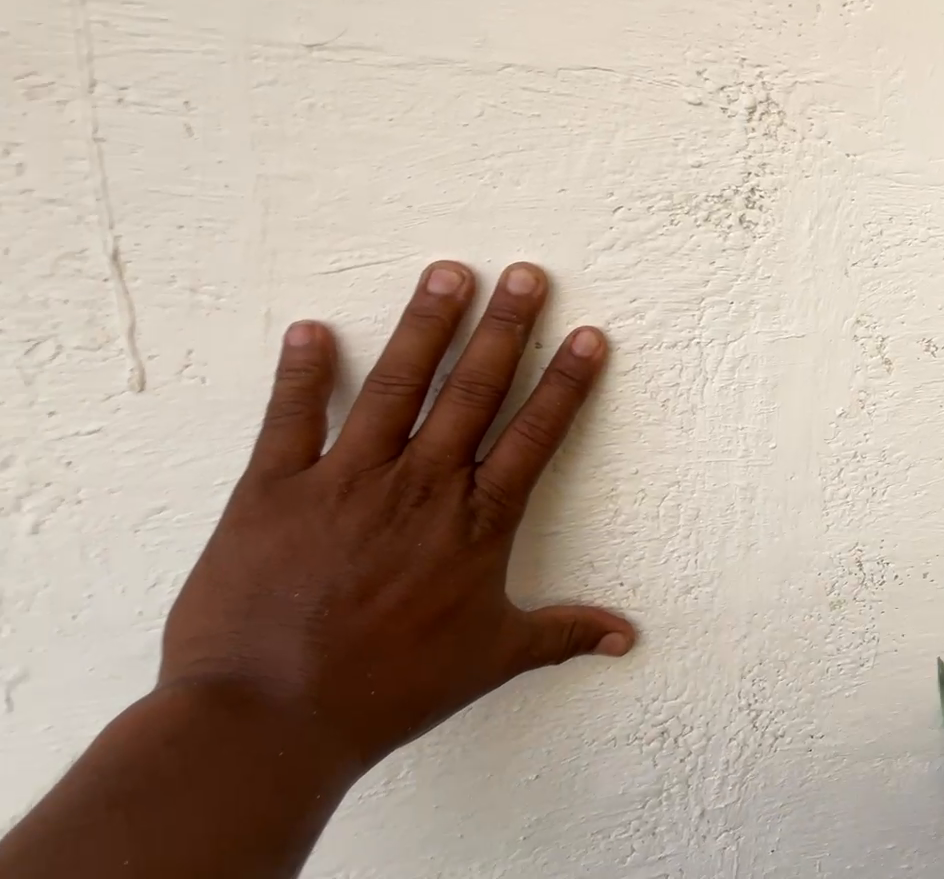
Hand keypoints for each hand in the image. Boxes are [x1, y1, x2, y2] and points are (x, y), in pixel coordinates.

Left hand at [159, 260, 635, 770]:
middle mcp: (421, 486)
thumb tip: (627, 639)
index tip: (588, 335)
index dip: (567, 381)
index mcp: (478, 521)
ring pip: (394, 387)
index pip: (536, 433)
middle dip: (505, 328)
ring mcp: (346, 483)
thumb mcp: (493, 657)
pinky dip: (300, 373)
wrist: (265, 721)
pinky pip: (289, 420)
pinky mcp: (272, 492)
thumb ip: (564, 634)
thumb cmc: (391, 688)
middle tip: (524, 275)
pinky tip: (311, 329)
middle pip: (473, 391)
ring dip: (423, 327)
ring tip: (446, 273)